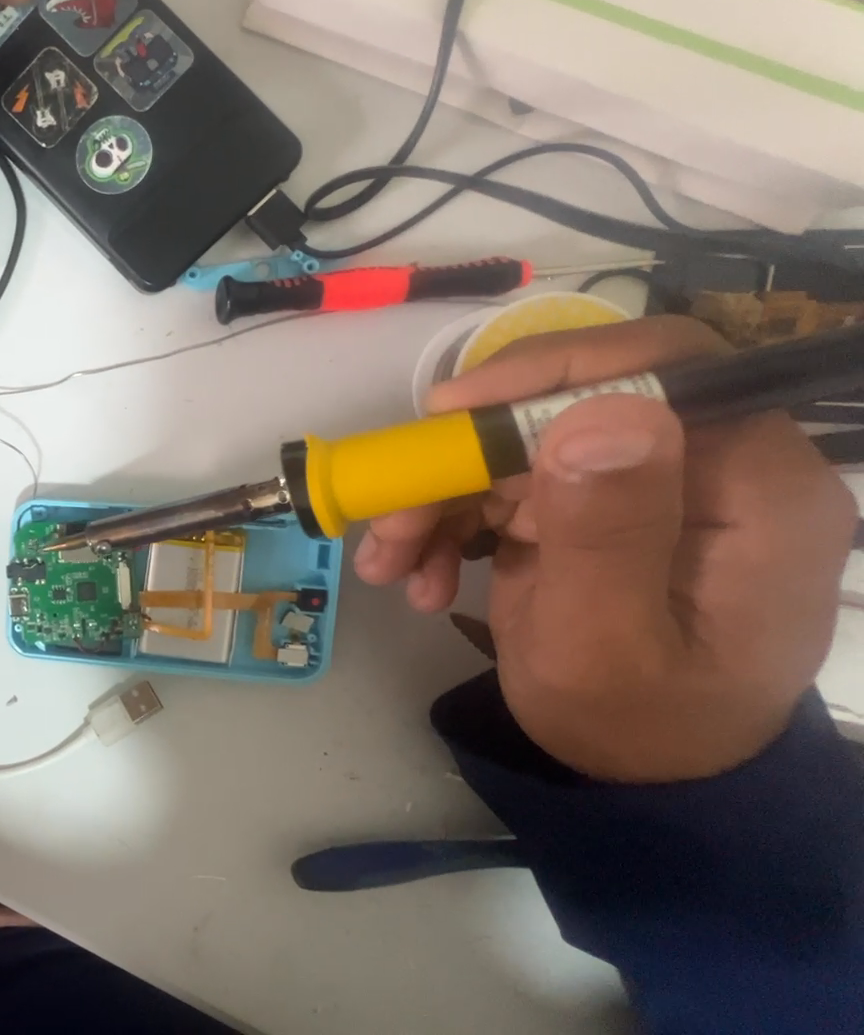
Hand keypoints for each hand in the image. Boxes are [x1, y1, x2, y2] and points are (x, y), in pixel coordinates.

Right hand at [357, 318, 855, 781]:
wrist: (631, 770)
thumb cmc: (637, 720)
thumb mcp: (610, 641)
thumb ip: (608, 533)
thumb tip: (596, 417)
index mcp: (750, 489)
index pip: (666, 368)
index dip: (553, 371)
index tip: (453, 413)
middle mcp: (693, 469)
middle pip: (559, 405)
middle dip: (458, 456)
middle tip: (390, 510)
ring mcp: (628, 487)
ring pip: (507, 446)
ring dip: (430, 499)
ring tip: (388, 563)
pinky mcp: (576, 508)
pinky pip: (490, 485)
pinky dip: (439, 525)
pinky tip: (415, 575)